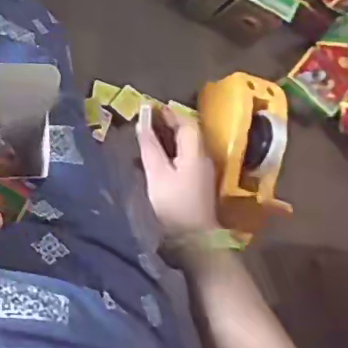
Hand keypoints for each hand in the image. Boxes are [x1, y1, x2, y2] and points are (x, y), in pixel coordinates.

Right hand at [135, 103, 221, 240]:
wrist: (194, 239)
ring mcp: (202, 172)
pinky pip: (185, 158)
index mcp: (195, 152)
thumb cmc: (173, 204)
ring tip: (146, 136)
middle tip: (145, 119)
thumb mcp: (156, 172)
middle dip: (168, 123)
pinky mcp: (198, 184)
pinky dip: (170, 152)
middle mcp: (203, 158)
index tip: (149, 107)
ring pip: (186, 146)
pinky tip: (155, 158)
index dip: (169, 113)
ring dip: (169, 138)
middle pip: (189, 133)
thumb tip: (143, 117)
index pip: (186, 123)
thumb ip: (150, 144)